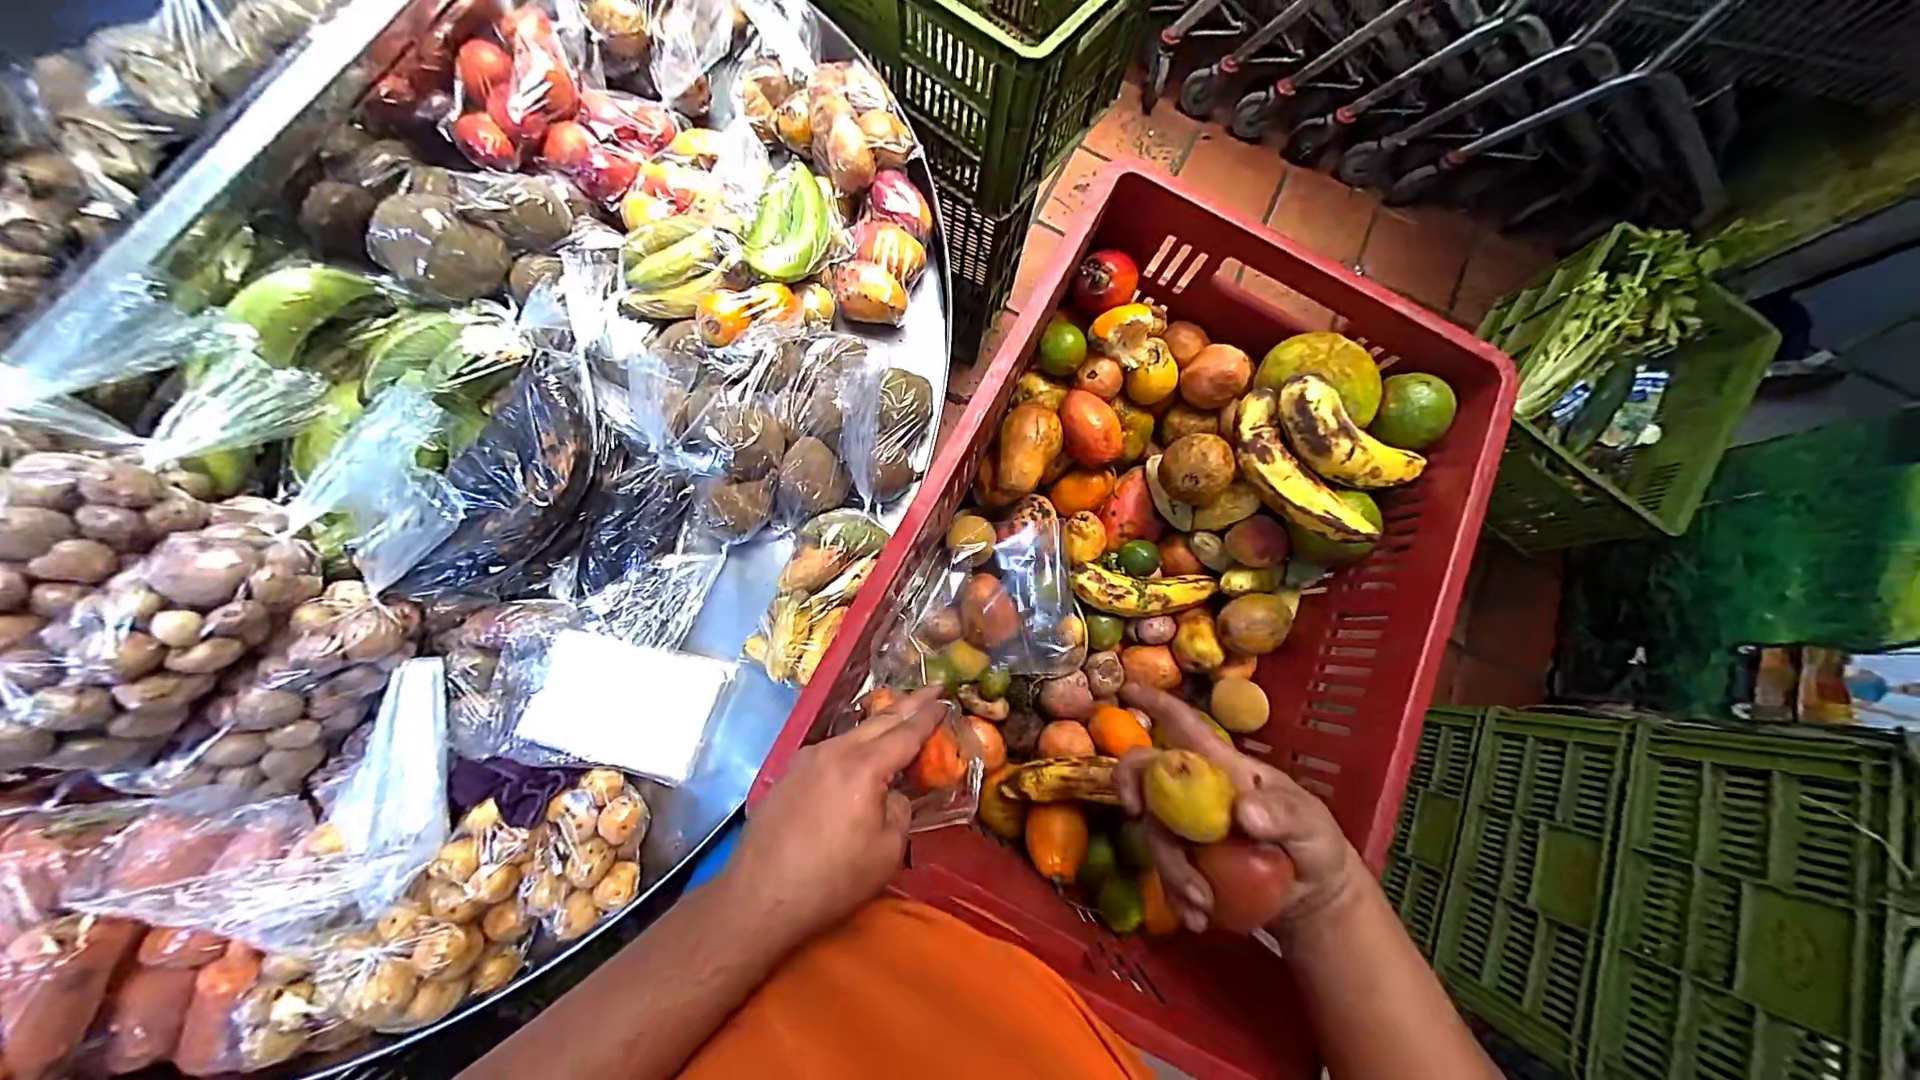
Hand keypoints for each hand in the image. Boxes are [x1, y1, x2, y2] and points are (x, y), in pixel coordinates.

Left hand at [720, 685, 947, 944]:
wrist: (758, 897)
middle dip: (909, 704)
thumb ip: (899, 810)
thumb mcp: (887, 851)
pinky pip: (831, 751)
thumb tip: (890, 793)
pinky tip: (859, 756)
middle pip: (880, 721)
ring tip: (900, 719)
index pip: (906, 733)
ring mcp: (806, 759)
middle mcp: (834, 751)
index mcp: (864, 767)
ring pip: (853, 734)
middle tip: (933, 689)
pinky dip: (854, 746)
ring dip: (880, 725)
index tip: (945, 699)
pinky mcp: (789, 773)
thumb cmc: (831, 879)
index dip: (929, 716)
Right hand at [1114, 684, 1361, 934]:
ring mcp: (1187, 825)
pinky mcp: (1187, 861)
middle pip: (1147, 771)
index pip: (1186, 725)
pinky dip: (1175, 895)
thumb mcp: (1311, 824)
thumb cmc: (1314, 841)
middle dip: (1130, 784)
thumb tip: (1244, 811)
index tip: (1126, 690)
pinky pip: (1163, 871)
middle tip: (1133, 810)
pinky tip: (1197, 917)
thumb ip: (1284, 813)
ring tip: (1203, 904)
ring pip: (1153, 827)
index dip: (1157, 703)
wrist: (1314, 899)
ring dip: (1170, 867)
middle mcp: (1196, 788)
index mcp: (1222, 766)